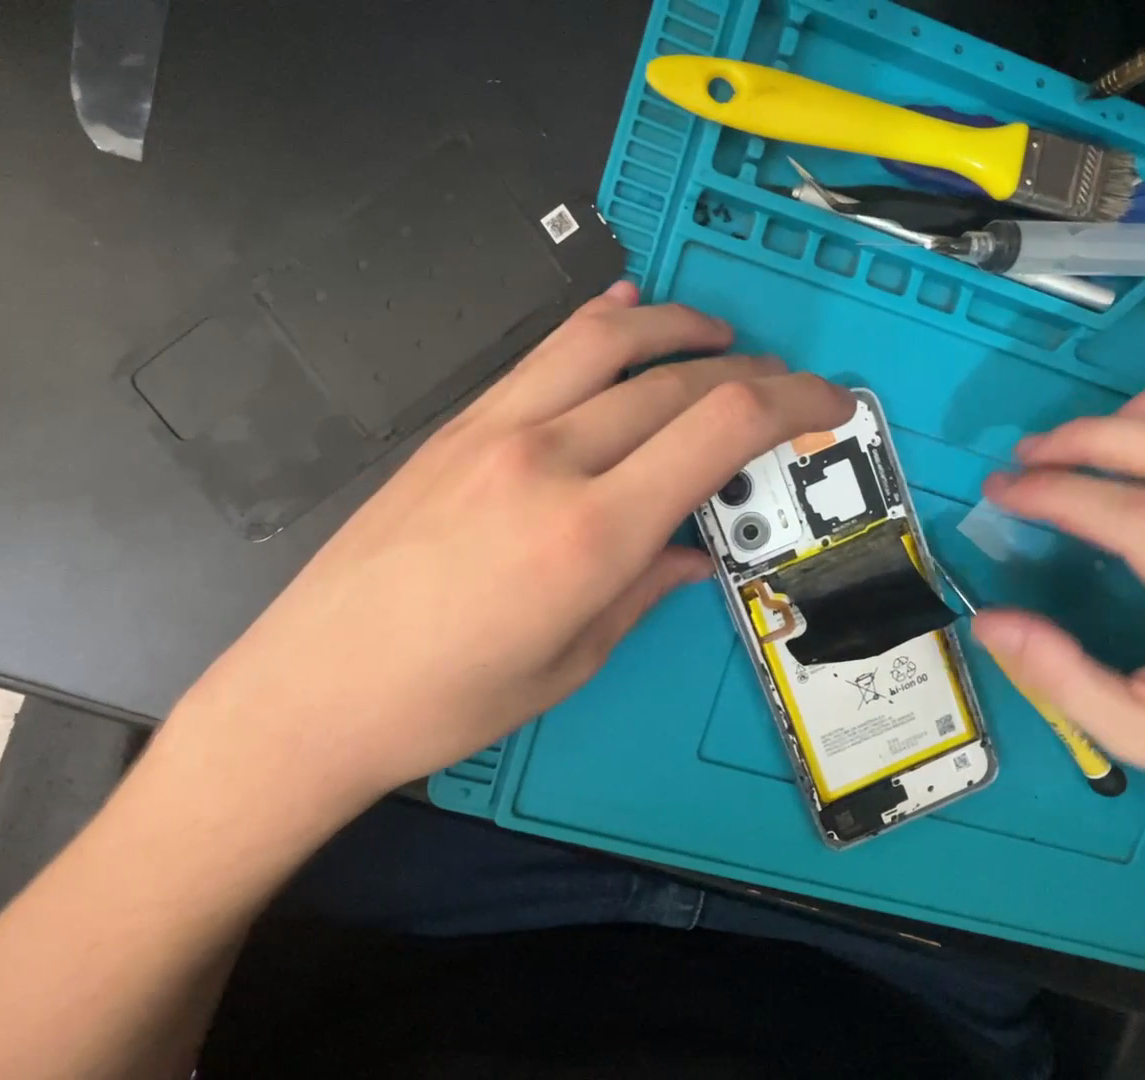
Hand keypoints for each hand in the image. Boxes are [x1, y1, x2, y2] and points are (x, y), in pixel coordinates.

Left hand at [169, 282, 853, 807]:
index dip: (793, 404)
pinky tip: (625, 319)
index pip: (719, 426)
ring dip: (677, 326)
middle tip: (788, 390)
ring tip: (720, 337)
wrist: (315, 687)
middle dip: (753, 375)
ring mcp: (493, 430)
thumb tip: (696, 554)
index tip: (829, 407)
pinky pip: (543, 355)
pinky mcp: (456, 426)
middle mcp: (548, 458)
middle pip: (677, 381)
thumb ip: (645, 591)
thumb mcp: (569, 662)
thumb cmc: (446, 702)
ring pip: (607, 339)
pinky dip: (600, 329)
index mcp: (591, 532)